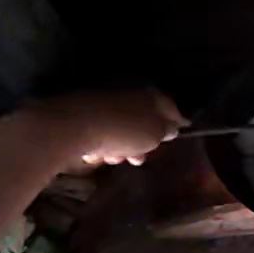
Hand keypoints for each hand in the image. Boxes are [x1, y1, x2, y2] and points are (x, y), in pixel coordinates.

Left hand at [36, 88, 186, 166]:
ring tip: (115, 159)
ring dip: (121, 147)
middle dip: (143, 142)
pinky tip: (98, 154)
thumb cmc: (124, 130)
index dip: (177, 121)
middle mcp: (129, 93)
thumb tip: (172, 127)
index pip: (170, 106)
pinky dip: (103, 143)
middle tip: (140, 159)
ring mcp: (106, 101)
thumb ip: (167, 130)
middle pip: (143, 120)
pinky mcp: (86, 112)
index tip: (180, 133)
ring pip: (121, 128)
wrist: (74, 125)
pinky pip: (102, 130)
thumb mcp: (155, 134)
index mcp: (151, 94)